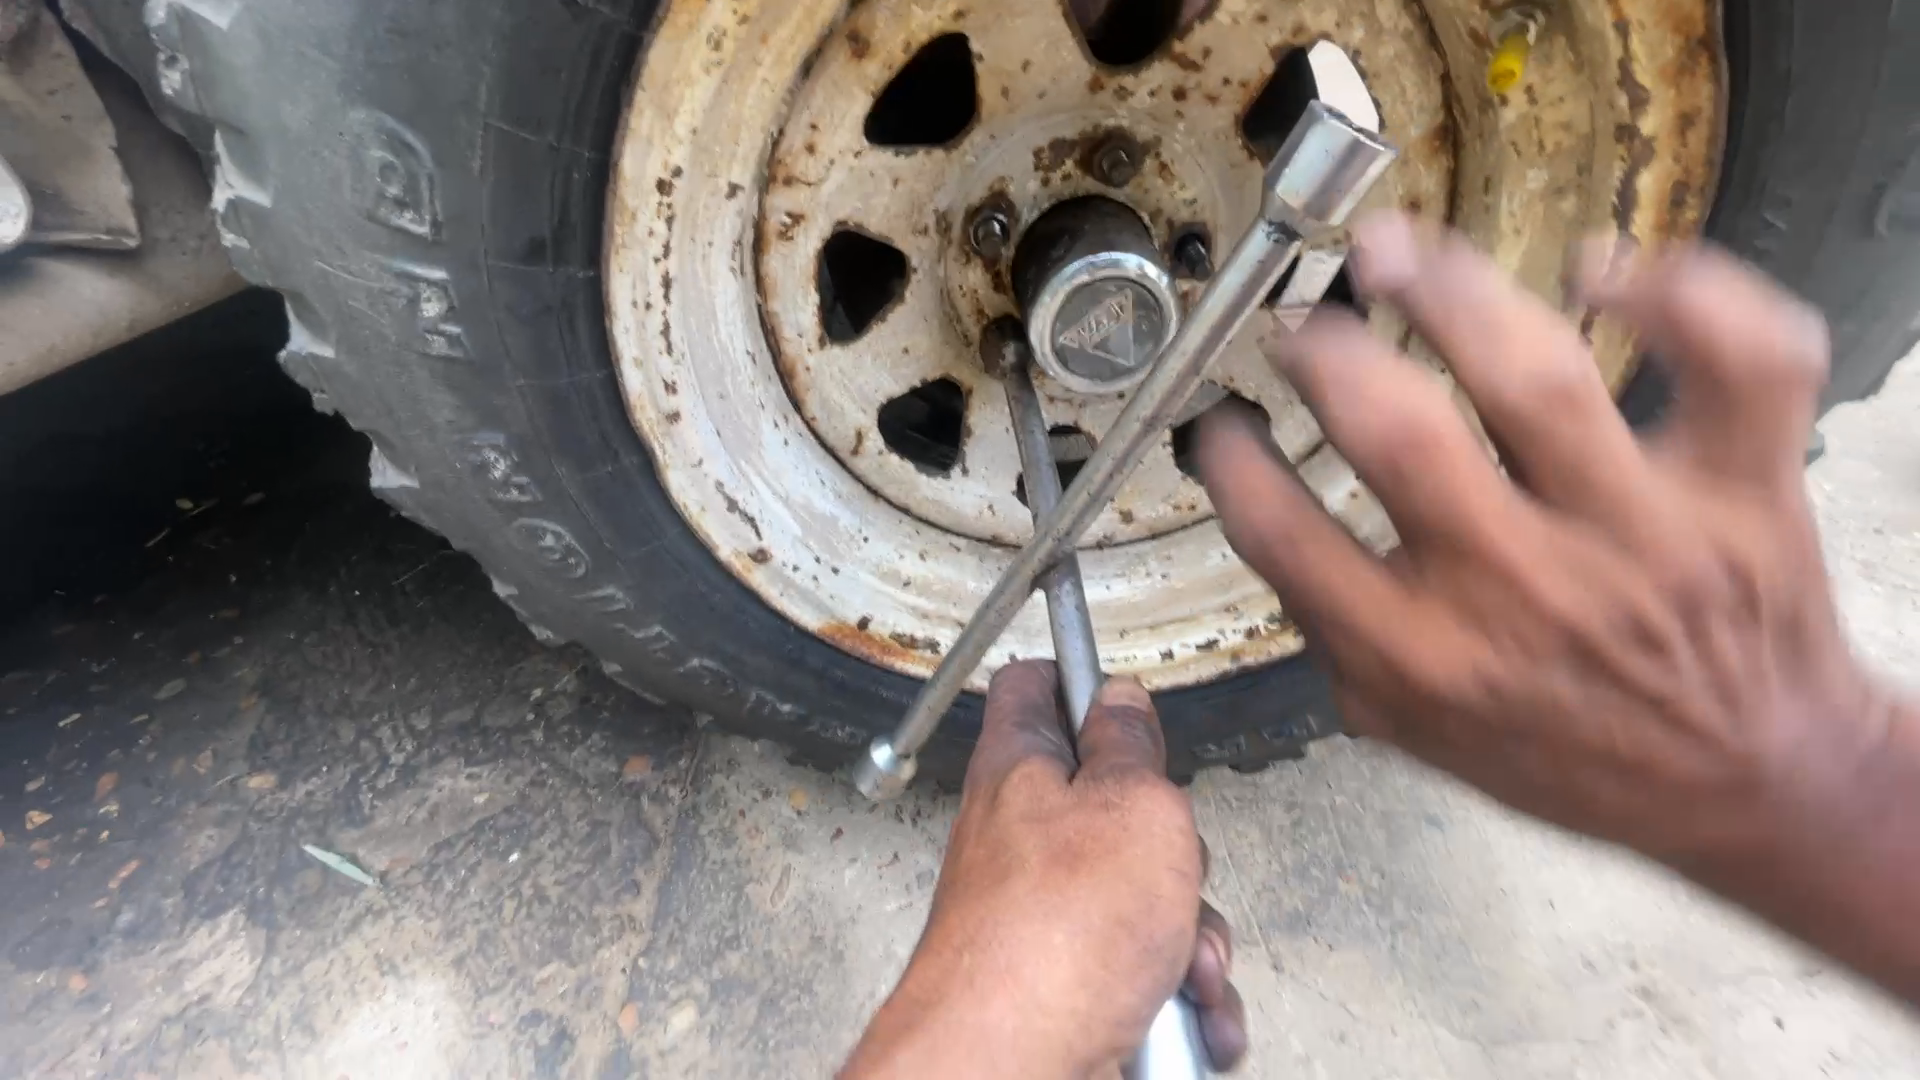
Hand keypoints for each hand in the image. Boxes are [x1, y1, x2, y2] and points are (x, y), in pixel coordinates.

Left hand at [843, 662, 1247, 1077]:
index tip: (1122, 705)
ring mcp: (1039, 900)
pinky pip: (1137, 957)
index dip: (1077, 680)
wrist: (1013, 1065)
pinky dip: (1175, 987)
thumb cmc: (1063, 926)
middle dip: (1167, 836)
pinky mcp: (1062, 970)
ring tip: (1187, 963)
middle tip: (1176, 863)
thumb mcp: (1131, 803)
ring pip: (1137, 885)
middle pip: (1108, 795)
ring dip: (1187, 927)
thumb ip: (1130, 743)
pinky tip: (1190, 1014)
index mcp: (1021, 761)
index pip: (1033, 685)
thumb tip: (1118, 697)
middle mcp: (1021, 825)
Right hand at [1192, 213, 1919, 999]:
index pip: (1281, 531)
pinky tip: (1603, 266)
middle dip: (1324, 354)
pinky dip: (1684, 291)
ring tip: (1389, 246)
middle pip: (1397, 434)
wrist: (1745, 787)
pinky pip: (1742, 361)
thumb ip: (1326, 626)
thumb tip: (1272, 514)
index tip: (1220, 422)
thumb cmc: (1547, 752)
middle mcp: (1513, 585)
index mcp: (1415, 650)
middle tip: (1293, 321)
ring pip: (1536, 375)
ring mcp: (1638, 531)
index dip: (1229, 458)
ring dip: (1445, 291)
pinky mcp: (1747, 489)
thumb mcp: (1393, 722)